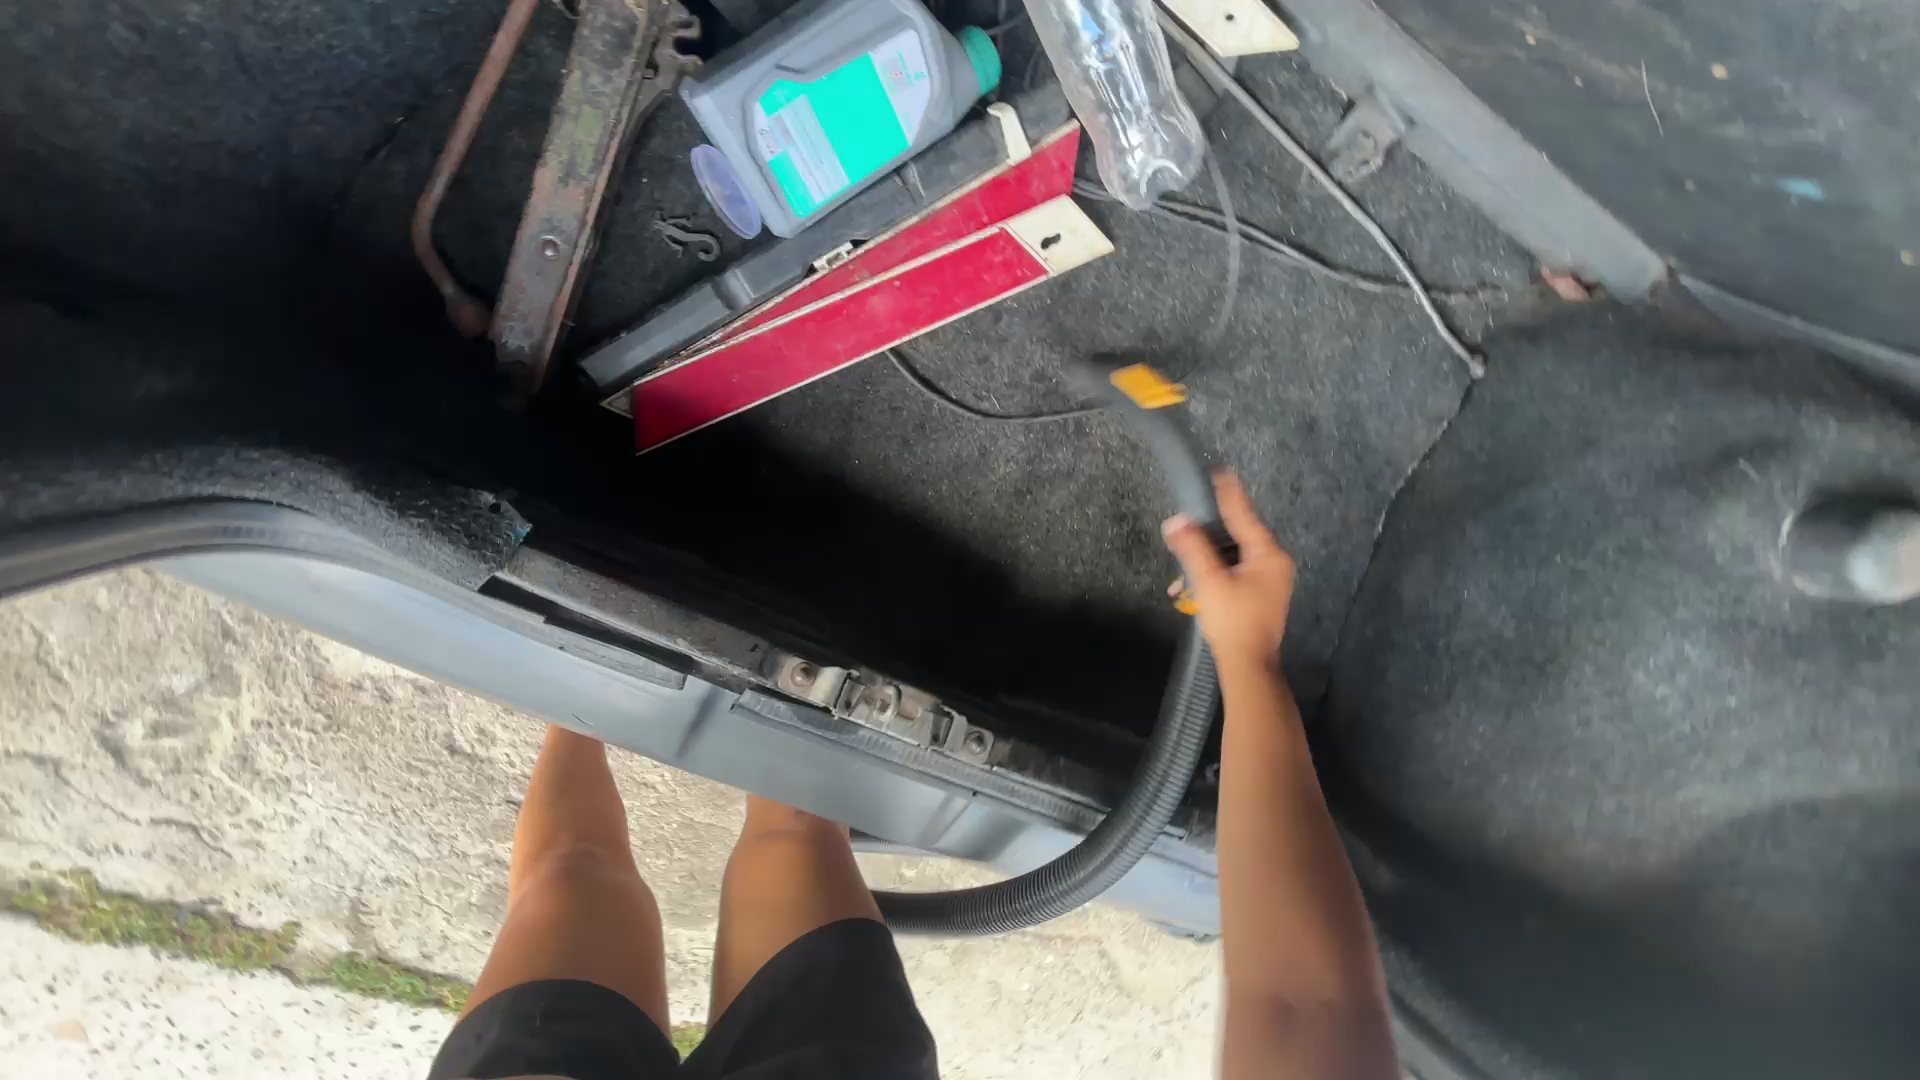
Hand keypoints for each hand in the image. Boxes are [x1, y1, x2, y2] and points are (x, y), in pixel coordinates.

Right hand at [1161, 469, 1295, 672]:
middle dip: (1205, 539)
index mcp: (1268, 554)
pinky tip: (1191, 590)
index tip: (1219, 469)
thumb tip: (1176, 521)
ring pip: (1231, 557)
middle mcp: (1274, 562)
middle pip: (1235, 536)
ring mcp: (1269, 579)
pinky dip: (1213, 576)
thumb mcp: (1208, 581)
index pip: (1243, 514)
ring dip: (1204, 563)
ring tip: (1181, 577)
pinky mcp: (1260, 594)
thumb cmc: (1232, 621)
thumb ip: (1192, 548)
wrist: (1248, 666)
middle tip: (1184, 530)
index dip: (1227, 492)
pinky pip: (1233, 573)